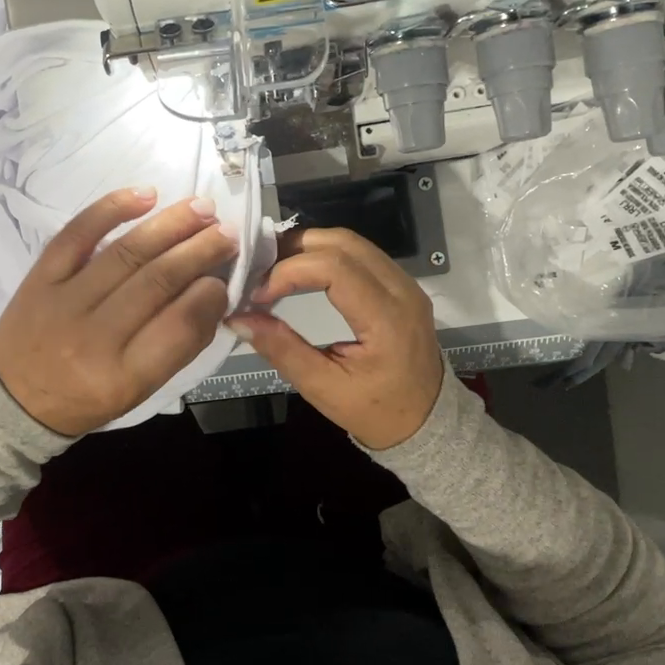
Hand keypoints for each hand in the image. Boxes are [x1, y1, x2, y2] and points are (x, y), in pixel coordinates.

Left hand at [0, 189, 236, 435]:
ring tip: (202, 209)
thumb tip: (213, 292)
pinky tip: (146, 195)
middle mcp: (93, 337)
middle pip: (157, 281)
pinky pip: (76, 233)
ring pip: (126, 253)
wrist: (14, 400)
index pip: (179, 326)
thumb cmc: (85, 399)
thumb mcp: (139, 389)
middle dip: (200, 251)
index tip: (226, 278)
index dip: (210, 295)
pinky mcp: (40, 277)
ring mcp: (63, 302)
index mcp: (122, 377)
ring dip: (170, 225)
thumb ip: (178, 345)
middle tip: (229, 233)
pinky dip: (111, 208)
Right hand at [226, 228, 444, 449]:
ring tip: (275, 270)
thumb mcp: (323, 388)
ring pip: (352, 242)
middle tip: (259, 271)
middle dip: (294, 250)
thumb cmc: (375, 412)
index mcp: (387, 318)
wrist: (426, 422)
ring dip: (309, 248)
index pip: (334, 268)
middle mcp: (402, 290)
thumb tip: (237, 318)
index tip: (258, 295)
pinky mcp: (401, 285)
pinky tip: (302, 272)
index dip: (289, 271)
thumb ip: (281, 349)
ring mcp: (405, 284)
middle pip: (342, 242)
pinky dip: (326, 255)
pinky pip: (361, 254)